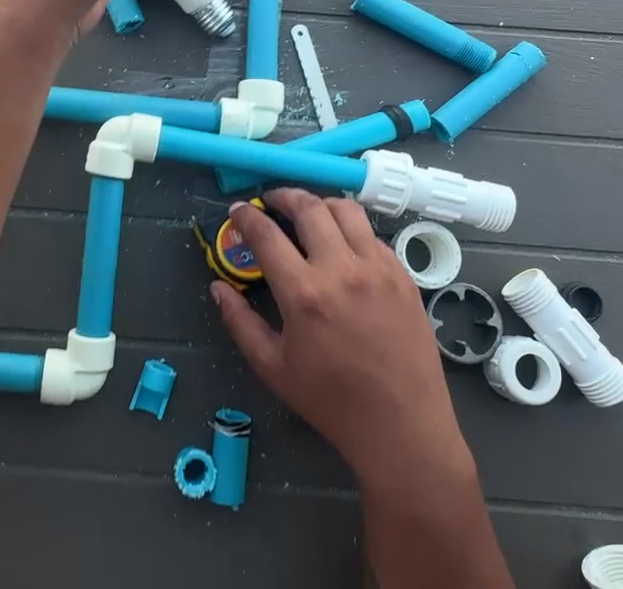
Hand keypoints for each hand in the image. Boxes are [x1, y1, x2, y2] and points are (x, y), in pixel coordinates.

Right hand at [212, 190, 466, 477]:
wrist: (401, 425)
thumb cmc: (331, 401)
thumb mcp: (272, 367)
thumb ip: (240, 322)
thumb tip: (218, 288)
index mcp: (304, 294)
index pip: (266, 234)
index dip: (246, 216)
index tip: (238, 210)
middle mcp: (342, 270)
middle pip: (309, 208)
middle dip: (284, 196)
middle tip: (271, 201)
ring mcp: (379, 269)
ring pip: (347, 210)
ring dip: (320, 204)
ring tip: (308, 213)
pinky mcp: (404, 276)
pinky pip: (373, 235)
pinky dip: (352, 229)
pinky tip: (342, 245)